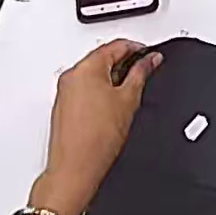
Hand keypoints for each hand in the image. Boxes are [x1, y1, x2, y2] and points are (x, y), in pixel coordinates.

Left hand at [31, 40, 161, 214]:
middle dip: (125, 63)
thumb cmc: (96, 139)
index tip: (149, 55)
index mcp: (85, 68)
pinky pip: (85, 88)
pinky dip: (101, 91)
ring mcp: (65, 91)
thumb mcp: (129, 99)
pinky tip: (113, 106)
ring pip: (94, 74)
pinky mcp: (64, 106)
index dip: (137, 48)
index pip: (115, 46)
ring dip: (113, 77)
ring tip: (130, 92)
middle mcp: (71, 76)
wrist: (76, 169)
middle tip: (144, 71)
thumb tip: (151, 60)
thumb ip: (141, 73)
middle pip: (103, 57)